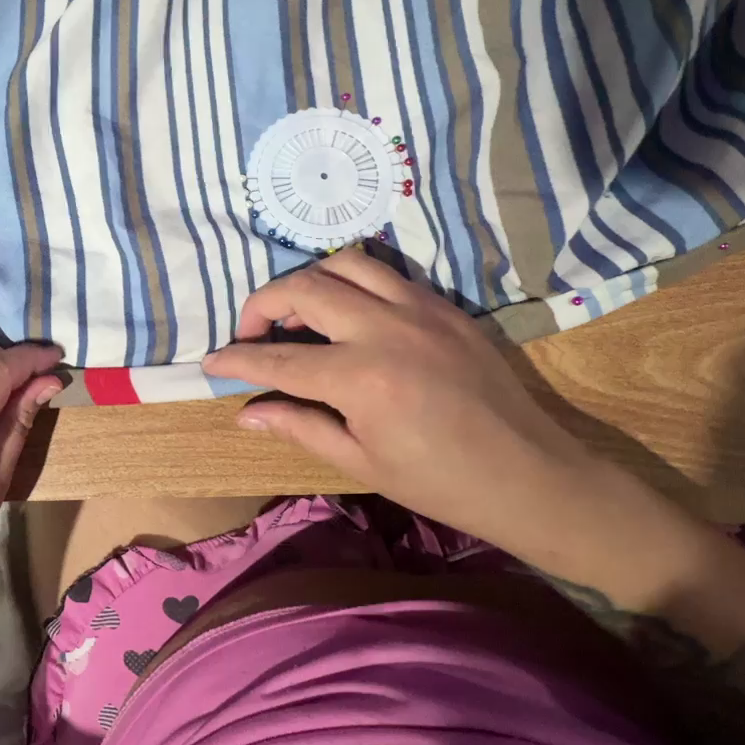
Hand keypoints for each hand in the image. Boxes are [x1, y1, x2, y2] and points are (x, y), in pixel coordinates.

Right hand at [201, 250, 615, 561]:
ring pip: (343, 262)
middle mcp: (386, 329)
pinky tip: (346, 314)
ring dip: (307, 281)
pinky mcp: (445, 306)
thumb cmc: (440, 482)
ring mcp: (420, 309)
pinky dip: (351, 282)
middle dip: (262, 306)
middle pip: (303, 288)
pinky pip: (384, 274)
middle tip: (252, 334)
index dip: (237, 359)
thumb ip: (298, 425)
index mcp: (361, 378)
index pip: (279, 357)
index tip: (211, 361)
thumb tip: (245, 412)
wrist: (534, 478)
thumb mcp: (360, 462)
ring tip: (297, 313)